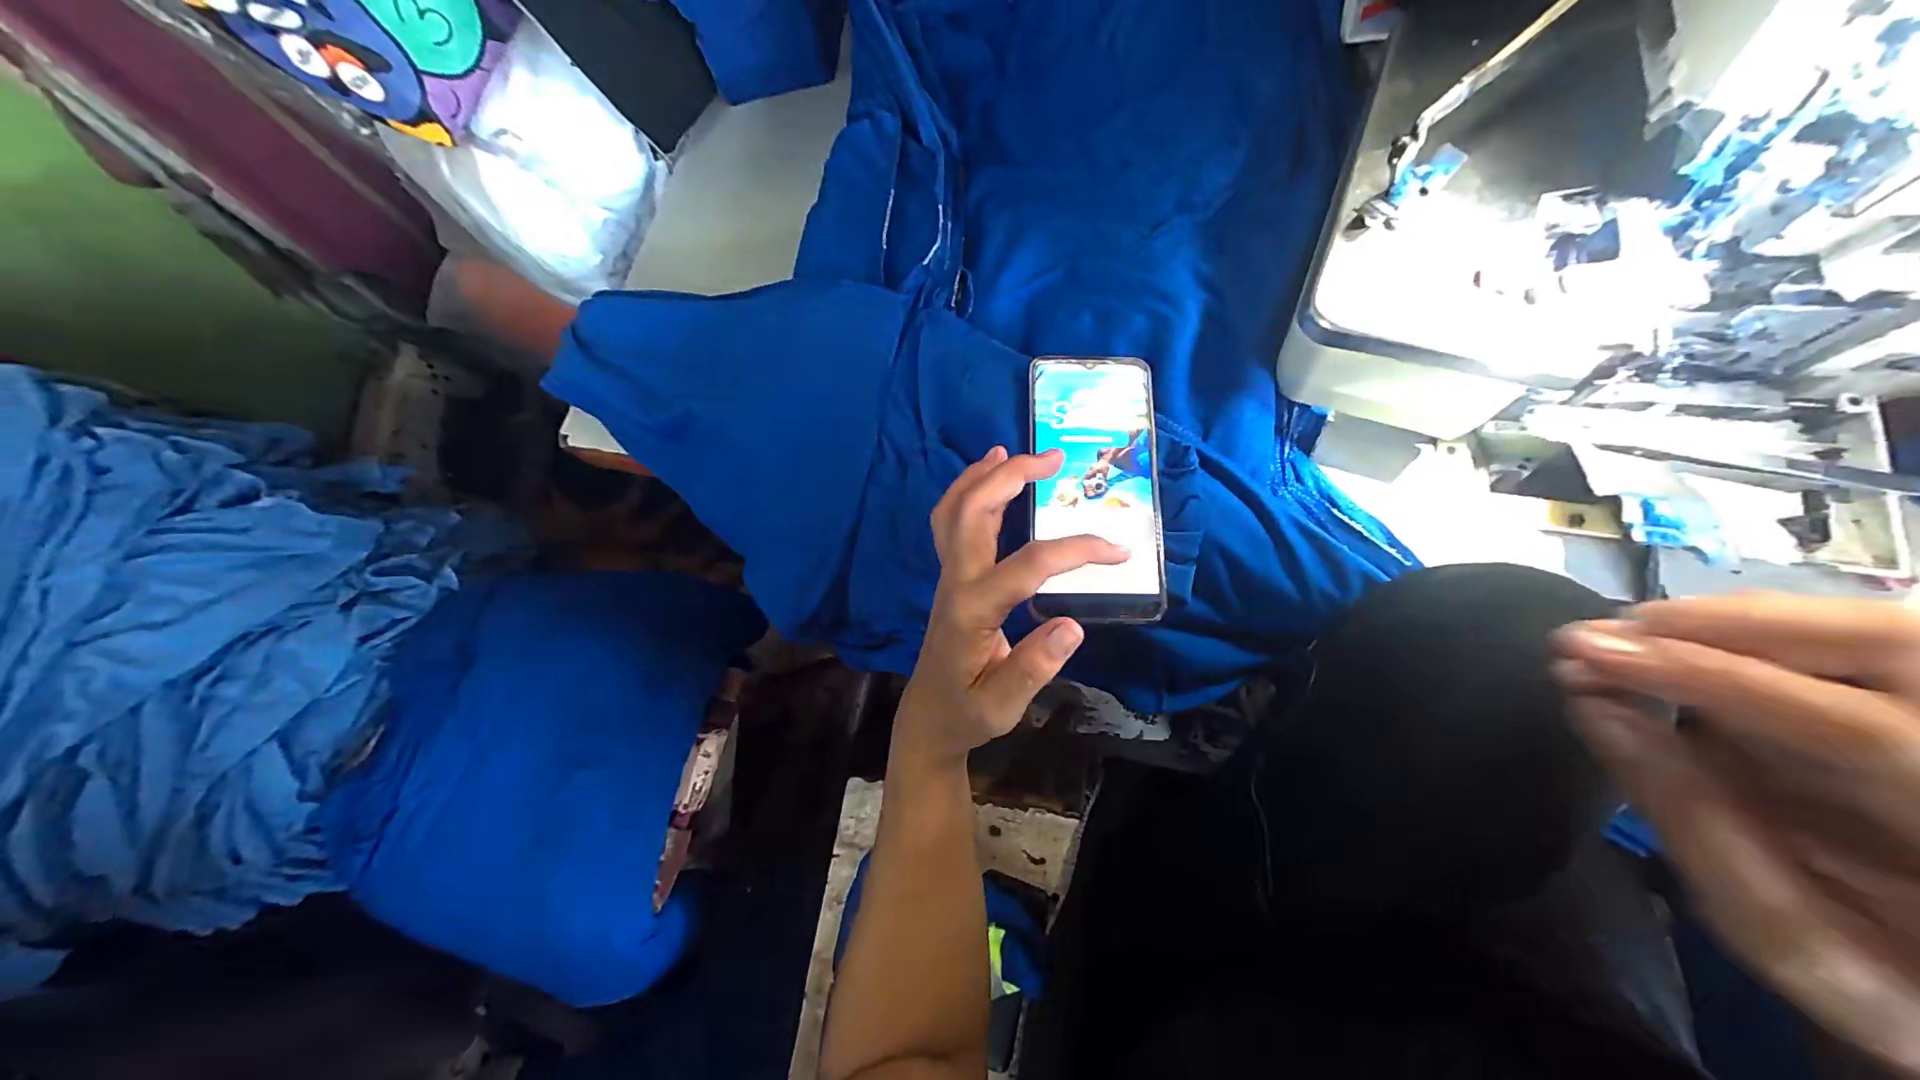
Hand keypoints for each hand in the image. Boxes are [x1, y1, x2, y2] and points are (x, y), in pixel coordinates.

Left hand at [894, 446, 1130, 770]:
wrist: (928, 716)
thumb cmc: (967, 713)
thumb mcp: (1003, 705)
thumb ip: (1034, 668)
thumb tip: (1073, 626)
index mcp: (972, 612)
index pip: (1027, 567)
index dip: (1074, 551)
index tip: (1118, 551)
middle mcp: (956, 583)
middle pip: (973, 514)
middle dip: (1011, 479)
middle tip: (1054, 460)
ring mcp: (948, 575)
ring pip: (954, 511)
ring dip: (984, 476)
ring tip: (1016, 452)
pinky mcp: (950, 576)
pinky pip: (950, 522)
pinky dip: (967, 491)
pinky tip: (988, 477)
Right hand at [1553, 594, 1919, 1073]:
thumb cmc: (1879, 989)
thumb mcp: (1780, 932)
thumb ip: (1688, 817)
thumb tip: (1592, 705)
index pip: (1847, 728)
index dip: (1703, 677)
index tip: (1585, 648)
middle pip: (1884, 648)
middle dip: (1725, 625)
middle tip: (1609, 628)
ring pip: (1871, 634)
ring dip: (1735, 623)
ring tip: (1631, 634)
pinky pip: (1852, 650)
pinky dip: (1755, 634)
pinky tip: (1683, 647)